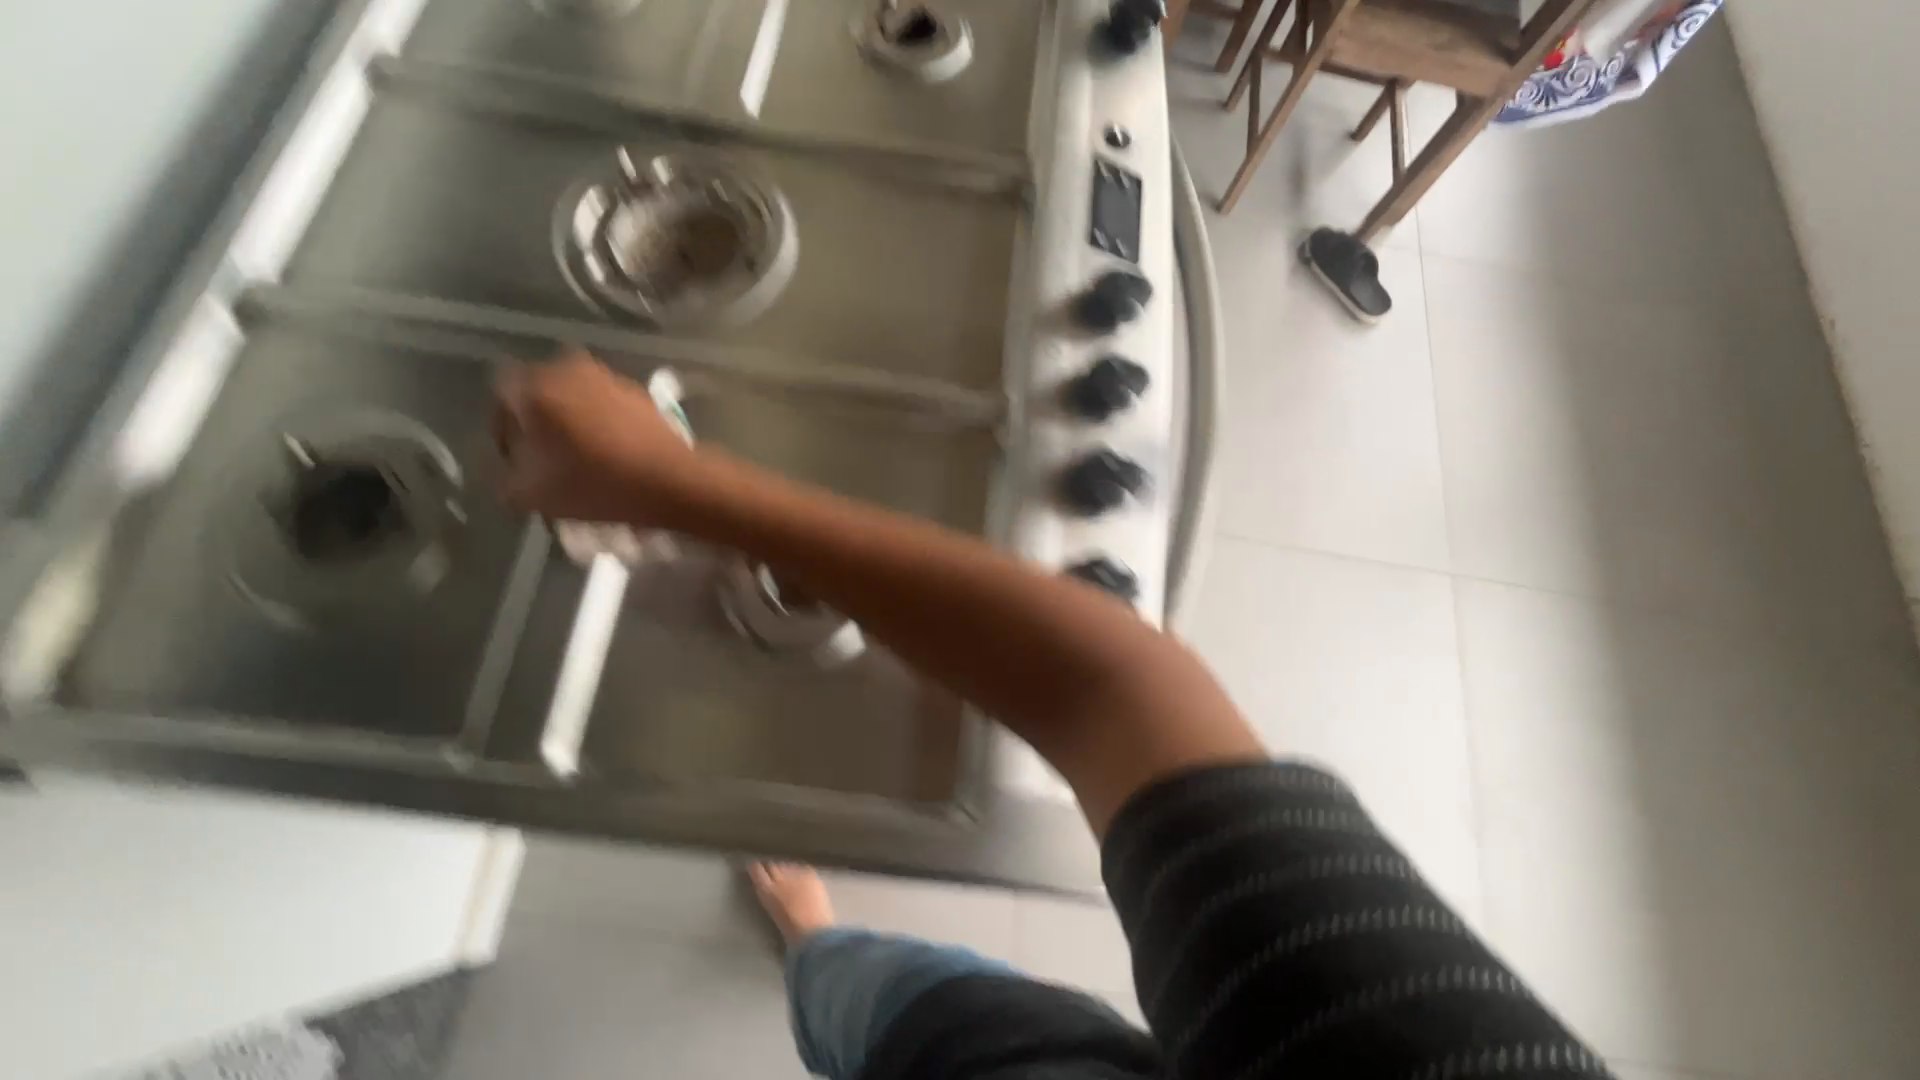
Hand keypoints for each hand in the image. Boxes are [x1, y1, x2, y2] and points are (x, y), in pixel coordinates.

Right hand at [492, 350, 699, 524]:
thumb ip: (506, 480)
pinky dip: (601, 425)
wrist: (671, 480)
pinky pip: (605, 406)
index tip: (516, 462)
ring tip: (580, 462)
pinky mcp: (639, 393)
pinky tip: (610, 455)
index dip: (502, 431)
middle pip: (539, 395)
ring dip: (570, 425)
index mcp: (535, 385)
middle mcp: (569, 368)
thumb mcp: (532, 495)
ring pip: (574, 399)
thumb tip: (510, 473)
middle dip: (537, 426)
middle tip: (545, 462)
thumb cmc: (595, 483)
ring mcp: (609, 377)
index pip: (500, 397)